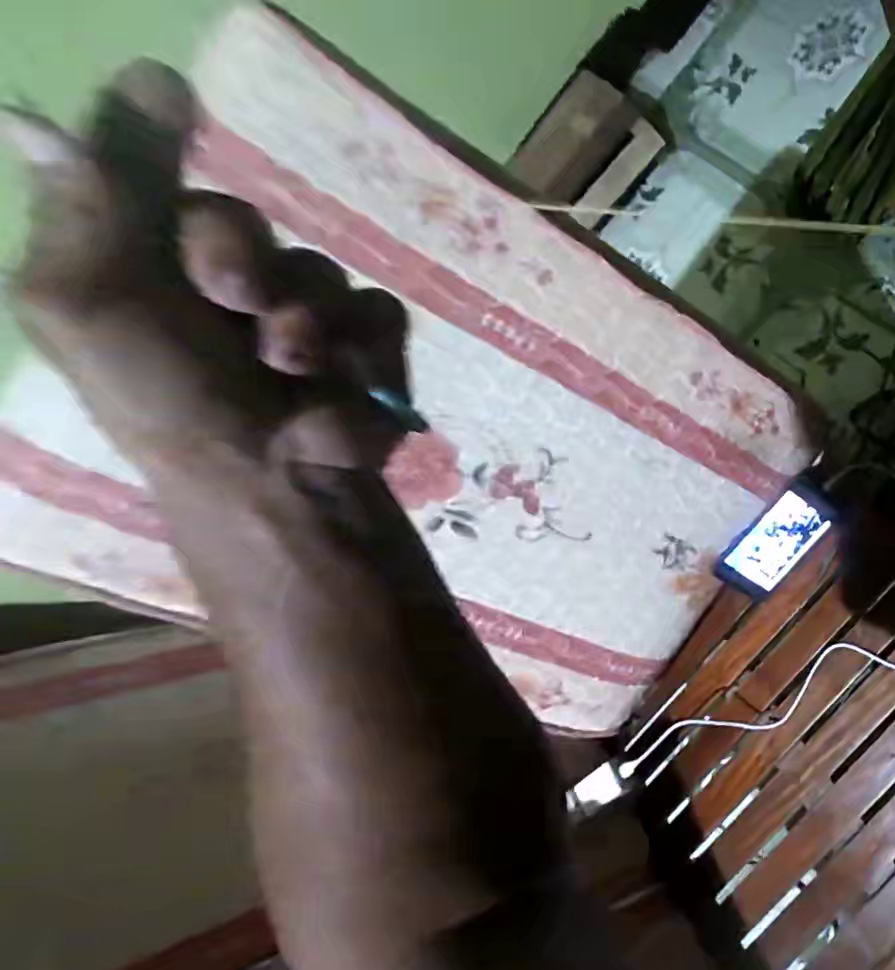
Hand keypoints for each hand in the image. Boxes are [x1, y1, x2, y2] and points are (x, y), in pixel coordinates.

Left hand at [1, 60, 411, 486]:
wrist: (278, 477)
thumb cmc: (167, 399)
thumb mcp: (88, 305)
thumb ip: (85, 215)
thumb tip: (28, 116)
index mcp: (137, 264)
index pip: (145, 176)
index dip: (152, 136)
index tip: (169, 87)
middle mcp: (221, 279)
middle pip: (242, 217)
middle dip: (237, 257)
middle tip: (231, 301)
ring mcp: (307, 312)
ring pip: (321, 269)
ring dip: (305, 317)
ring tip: (291, 367)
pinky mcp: (372, 345)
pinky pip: (380, 309)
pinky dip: (365, 341)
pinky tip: (344, 375)